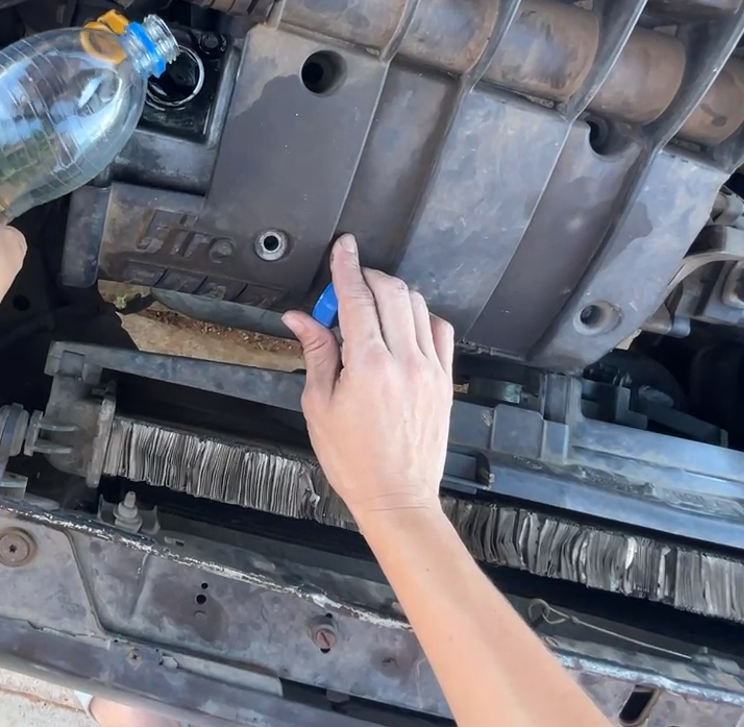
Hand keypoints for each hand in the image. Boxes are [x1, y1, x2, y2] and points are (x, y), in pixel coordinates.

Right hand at [281, 235, 454, 520]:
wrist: (397, 497)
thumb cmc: (354, 458)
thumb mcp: (319, 404)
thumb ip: (316, 352)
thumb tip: (300, 318)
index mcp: (368, 366)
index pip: (357, 298)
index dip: (346, 266)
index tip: (343, 247)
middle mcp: (404, 361)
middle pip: (391, 292)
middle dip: (368, 275)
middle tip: (348, 282)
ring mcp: (430, 370)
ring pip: (417, 305)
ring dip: (392, 293)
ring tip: (370, 306)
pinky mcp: (444, 380)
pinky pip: (439, 330)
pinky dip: (419, 315)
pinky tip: (402, 325)